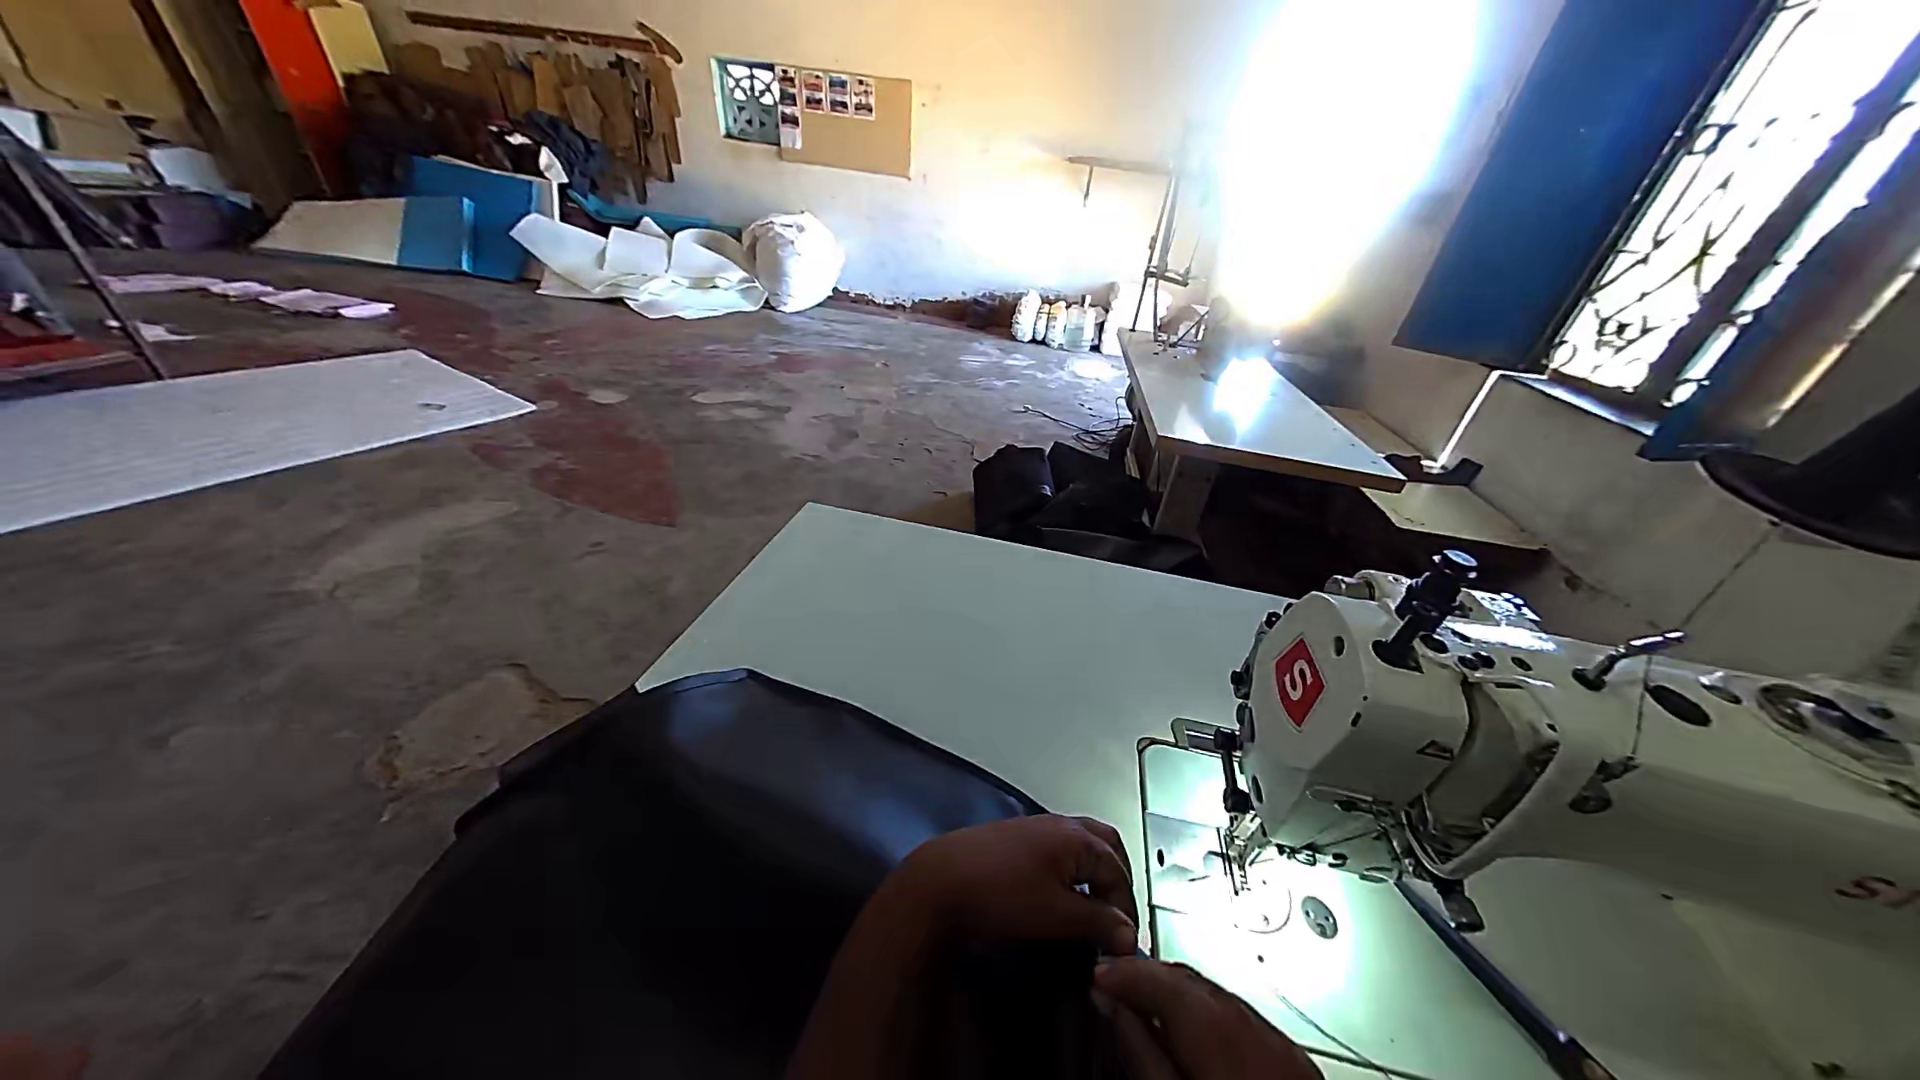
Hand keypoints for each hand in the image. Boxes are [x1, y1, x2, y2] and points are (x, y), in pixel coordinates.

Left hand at [887, 814, 1138, 955]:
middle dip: (1117, 878)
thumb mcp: (1058, 915)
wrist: (941, 880)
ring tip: (1093, 908)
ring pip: (1079, 845)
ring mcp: (1034, 828)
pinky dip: (1069, 870)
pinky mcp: (1013, 838)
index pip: (1118, 871)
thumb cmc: (1001, 894)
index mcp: (1076, 837)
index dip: (1126, 910)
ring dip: (1093, 873)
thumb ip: (1099, 922)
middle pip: (1104, 845)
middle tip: (1118, 915)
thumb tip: (1128, 933)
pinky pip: (1056, 849)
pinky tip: (1060, 895)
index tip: (1125, 943)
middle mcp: (1058, 824)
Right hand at [1094, 956, 1322, 1079]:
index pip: (1162, 979)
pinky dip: (1208, 1017)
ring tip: (1144, 1011)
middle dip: (1148, 979)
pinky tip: (1188, 1038)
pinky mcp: (1296, 1065)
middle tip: (1113, 990)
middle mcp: (1254, 1030)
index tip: (1097, 978)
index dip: (1123, 974)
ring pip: (1216, 998)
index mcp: (1219, 1034)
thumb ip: (1139, 1051)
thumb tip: (1111, 1006)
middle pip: (1190, 982)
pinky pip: (1241, 1021)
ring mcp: (1282, 1047)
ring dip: (1176, 996)